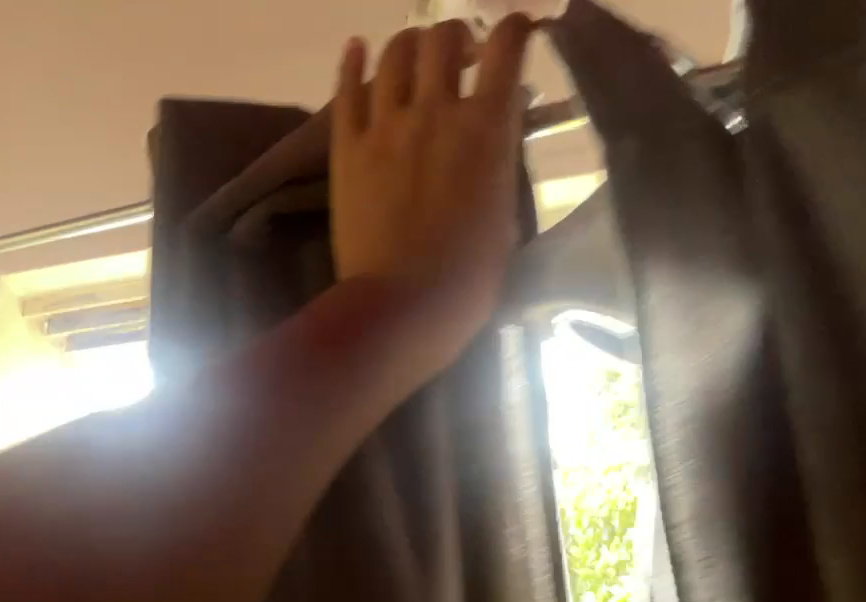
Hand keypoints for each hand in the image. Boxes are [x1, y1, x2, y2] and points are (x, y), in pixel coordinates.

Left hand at [329, 15, 534, 377]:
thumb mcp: (507, 221)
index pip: (506, 48)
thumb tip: (499, 132)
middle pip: (444, 38)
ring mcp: (385, 126)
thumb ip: (502, 167)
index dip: (515, 29)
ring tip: (415, 58)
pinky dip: (353, 62)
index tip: (519, 32)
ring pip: (395, 53)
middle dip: (457, 36)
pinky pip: (346, 89)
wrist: (401, 309)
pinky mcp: (346, 148)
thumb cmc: (467, 282)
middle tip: (460, 56)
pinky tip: (357, 50)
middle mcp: (435, 111)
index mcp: (486, 130)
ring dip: (410, 45)